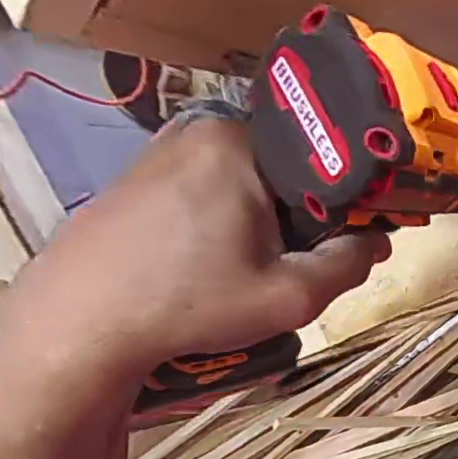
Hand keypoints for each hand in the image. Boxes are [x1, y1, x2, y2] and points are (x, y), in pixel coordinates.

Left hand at [0, 118, 388, 384]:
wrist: (78, 327)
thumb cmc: (191, 304)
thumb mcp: (292, 296)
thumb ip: (349, 263)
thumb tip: (379, 240)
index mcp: (239, 142)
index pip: (325, 164)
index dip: (349, 208)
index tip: (352, 246)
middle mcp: (201, 131)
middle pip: (287, 174)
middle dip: (305, 218)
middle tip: (300, 268)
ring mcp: (163, 150)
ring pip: (251, 184)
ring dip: (269, 223)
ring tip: (257, 270)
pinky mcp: (140, 177)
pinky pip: (212, 190)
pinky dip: (231, 222)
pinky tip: (217, 263)